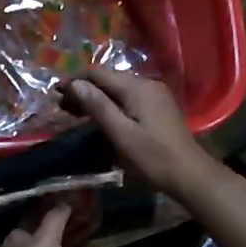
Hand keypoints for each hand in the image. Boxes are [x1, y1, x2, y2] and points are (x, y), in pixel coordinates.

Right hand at [65, 65, 223, 199]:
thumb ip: (98, 106)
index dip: (75, 81)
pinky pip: (130, 98)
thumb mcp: (121, 133)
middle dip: (84, 90)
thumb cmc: (153, 156)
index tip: (56, 93)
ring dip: (97, 98)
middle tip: (63, 106)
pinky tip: (102, 117)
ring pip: (119, 89)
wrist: (189, 173)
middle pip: (109, 79)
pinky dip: (112, 104)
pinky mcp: (159, 107)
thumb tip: (75, 84)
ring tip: (76, 112)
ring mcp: (155, 95)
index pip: (98, 73)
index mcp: (137, 87)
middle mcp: (147, 83)